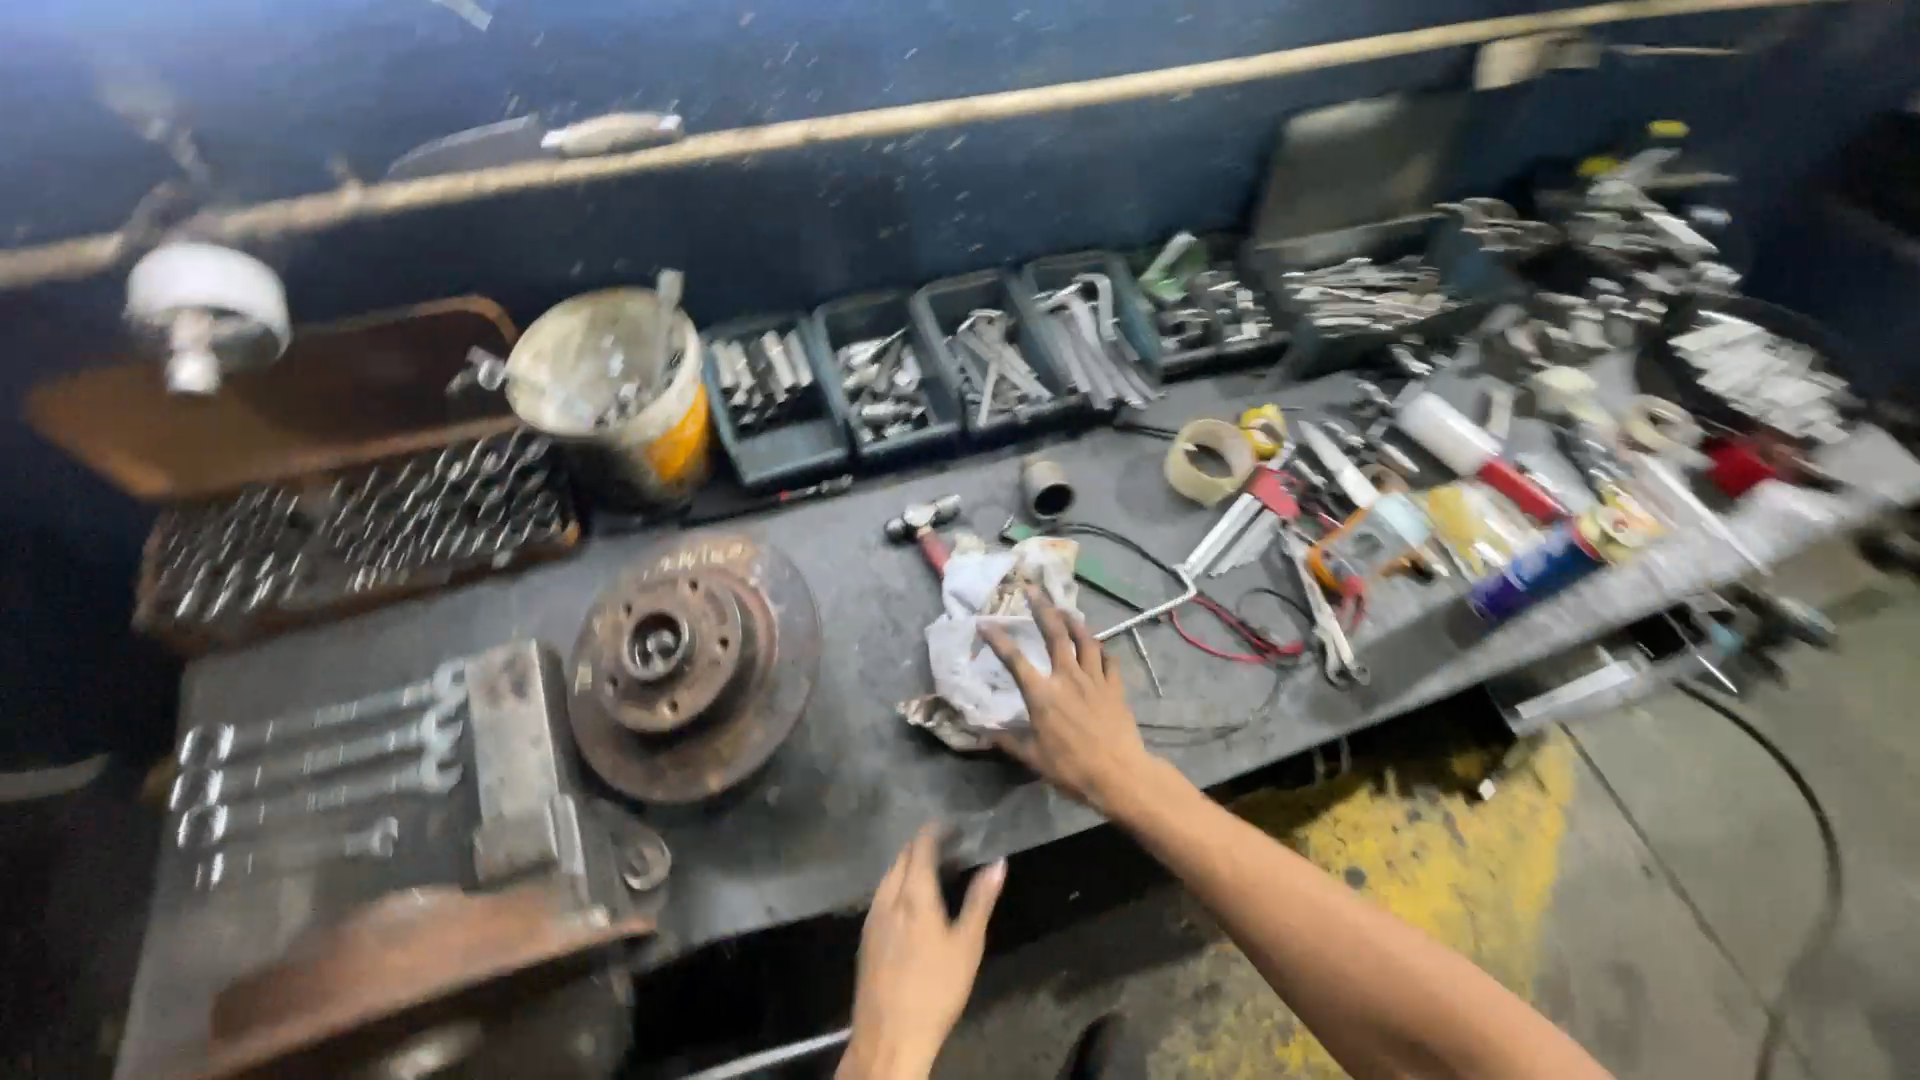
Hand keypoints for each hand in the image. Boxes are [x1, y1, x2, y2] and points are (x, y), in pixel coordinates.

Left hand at [841, 825, 1005, 1079]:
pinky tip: (910, 900)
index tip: (953, 825)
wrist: (889, 1035)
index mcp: (913, 894)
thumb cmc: (936, 989)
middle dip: (922, 844)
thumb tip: (997, 862)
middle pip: (901, 857)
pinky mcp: (865, 937)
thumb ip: (981, 899)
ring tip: (932, 868)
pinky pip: (881, 895)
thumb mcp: (968, 944)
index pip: (920, 846)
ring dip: (908, 864)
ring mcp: (872, 917)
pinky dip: (897, 884)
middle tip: (949, 845)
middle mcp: (888, 898)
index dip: (935, 830)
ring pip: (888, 876)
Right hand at [979, 587, 1153, 812]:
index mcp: (1042, 694)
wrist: (1119, 775)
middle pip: (1055, 634)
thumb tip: (983, 732)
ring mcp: (1095, 679)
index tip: (984, 623)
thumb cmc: (1071, 769)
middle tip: (1033, 590)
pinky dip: (1101, 650)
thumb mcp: (1033, 758)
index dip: (997, 639)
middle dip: (1042, 608)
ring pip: (1085, 639)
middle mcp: (1067, 677)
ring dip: (1074, 621)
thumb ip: (1008, 741)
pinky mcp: (1115, 687)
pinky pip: (1109, 660)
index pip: (1014, 660)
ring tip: (1065, 609)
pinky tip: (1098, 647)